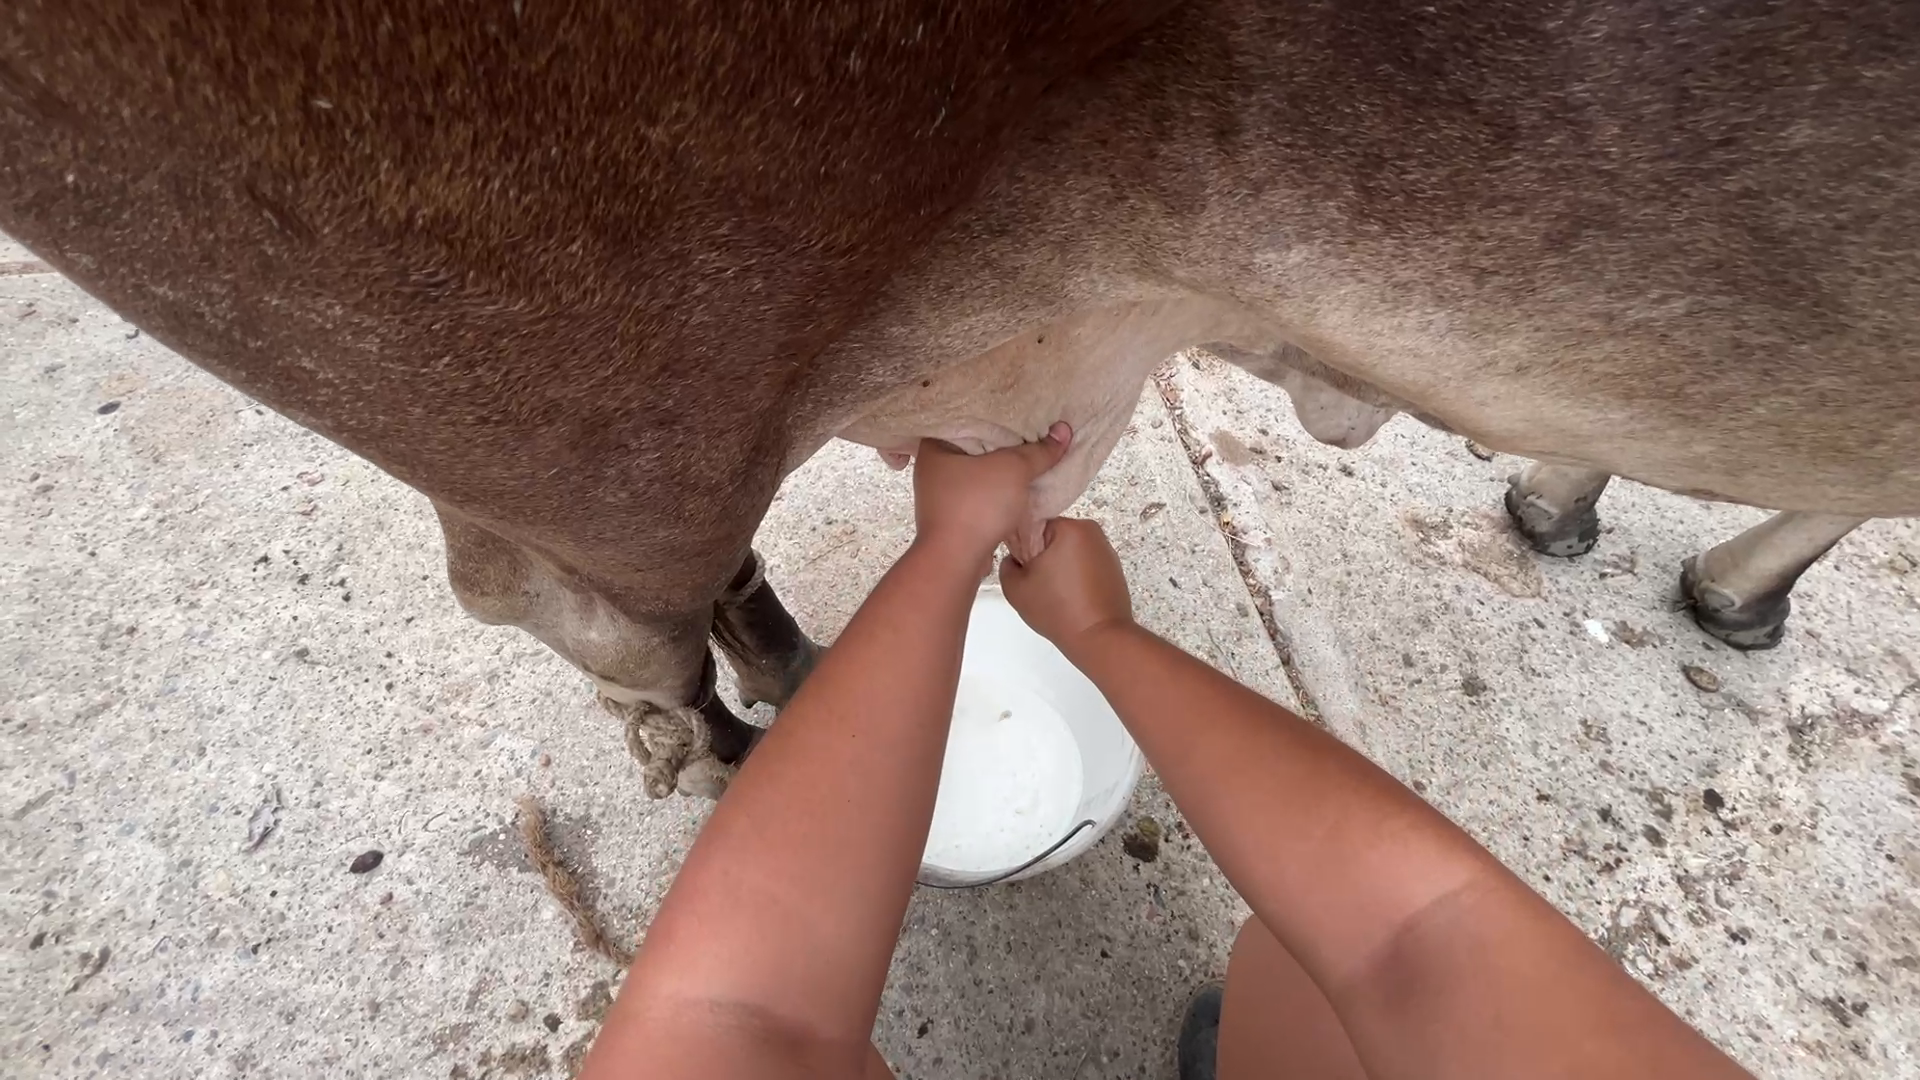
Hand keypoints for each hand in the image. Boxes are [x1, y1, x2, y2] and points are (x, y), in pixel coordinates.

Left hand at [911, 422, 1071, 569]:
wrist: (955, 560)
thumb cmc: (976, 505)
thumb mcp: (1013, 469)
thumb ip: (1039, 451)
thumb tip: (1063, 431)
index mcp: (935, 447)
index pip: (965, 419)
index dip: (993, 413)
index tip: (1018, 408)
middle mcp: (932, 468)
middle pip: (974, 446)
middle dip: (1002, 442)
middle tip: (1030, 428)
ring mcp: (941, 496)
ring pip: (978, 473)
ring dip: (1001, 469)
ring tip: (1029, 454)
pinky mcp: (954, 517)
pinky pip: (981, 495)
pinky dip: (998, 490)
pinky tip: (1019, 485)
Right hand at [998, 517, 1133, 652]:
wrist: (1099, 637)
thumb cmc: (1058, 610)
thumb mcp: (1015, 588)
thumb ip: (1006, 564)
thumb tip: (1015, 560)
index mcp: (1069, 528)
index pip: (1033, 524)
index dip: (1022, 546)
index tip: (1023, 567)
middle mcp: (1091, 531)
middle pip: (1052, 536)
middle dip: (1042, 555)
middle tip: (1037, 583)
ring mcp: (1105, 549)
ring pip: (1068, 550)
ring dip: (1059, 566)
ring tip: (1054, 592)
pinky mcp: (1113, 567)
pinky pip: (1084, 563)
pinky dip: (1074, 575)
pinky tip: (1070, 596)